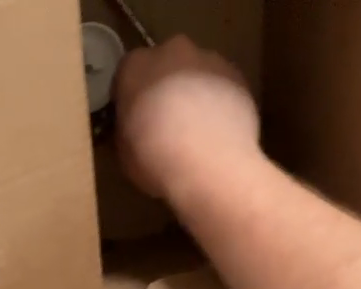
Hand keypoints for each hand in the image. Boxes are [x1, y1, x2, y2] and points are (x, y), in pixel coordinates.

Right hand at [115, 36, 259, 198]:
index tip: (132, 119)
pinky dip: (215, 100)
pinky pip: (219, 84)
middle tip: (162, 122)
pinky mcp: (236, 74)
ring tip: (193, 129)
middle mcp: (172, 51)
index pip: (125, 74)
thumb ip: (126, 129)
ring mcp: (208, 59)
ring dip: (191, 92)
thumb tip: (132, 128)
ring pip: (194, 72)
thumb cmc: (155, 159)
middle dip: (162, 86)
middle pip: (163, 64)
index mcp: (135, 67)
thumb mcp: (123, 152)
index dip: (128, 97)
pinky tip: (214, 130)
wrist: (210, 165)